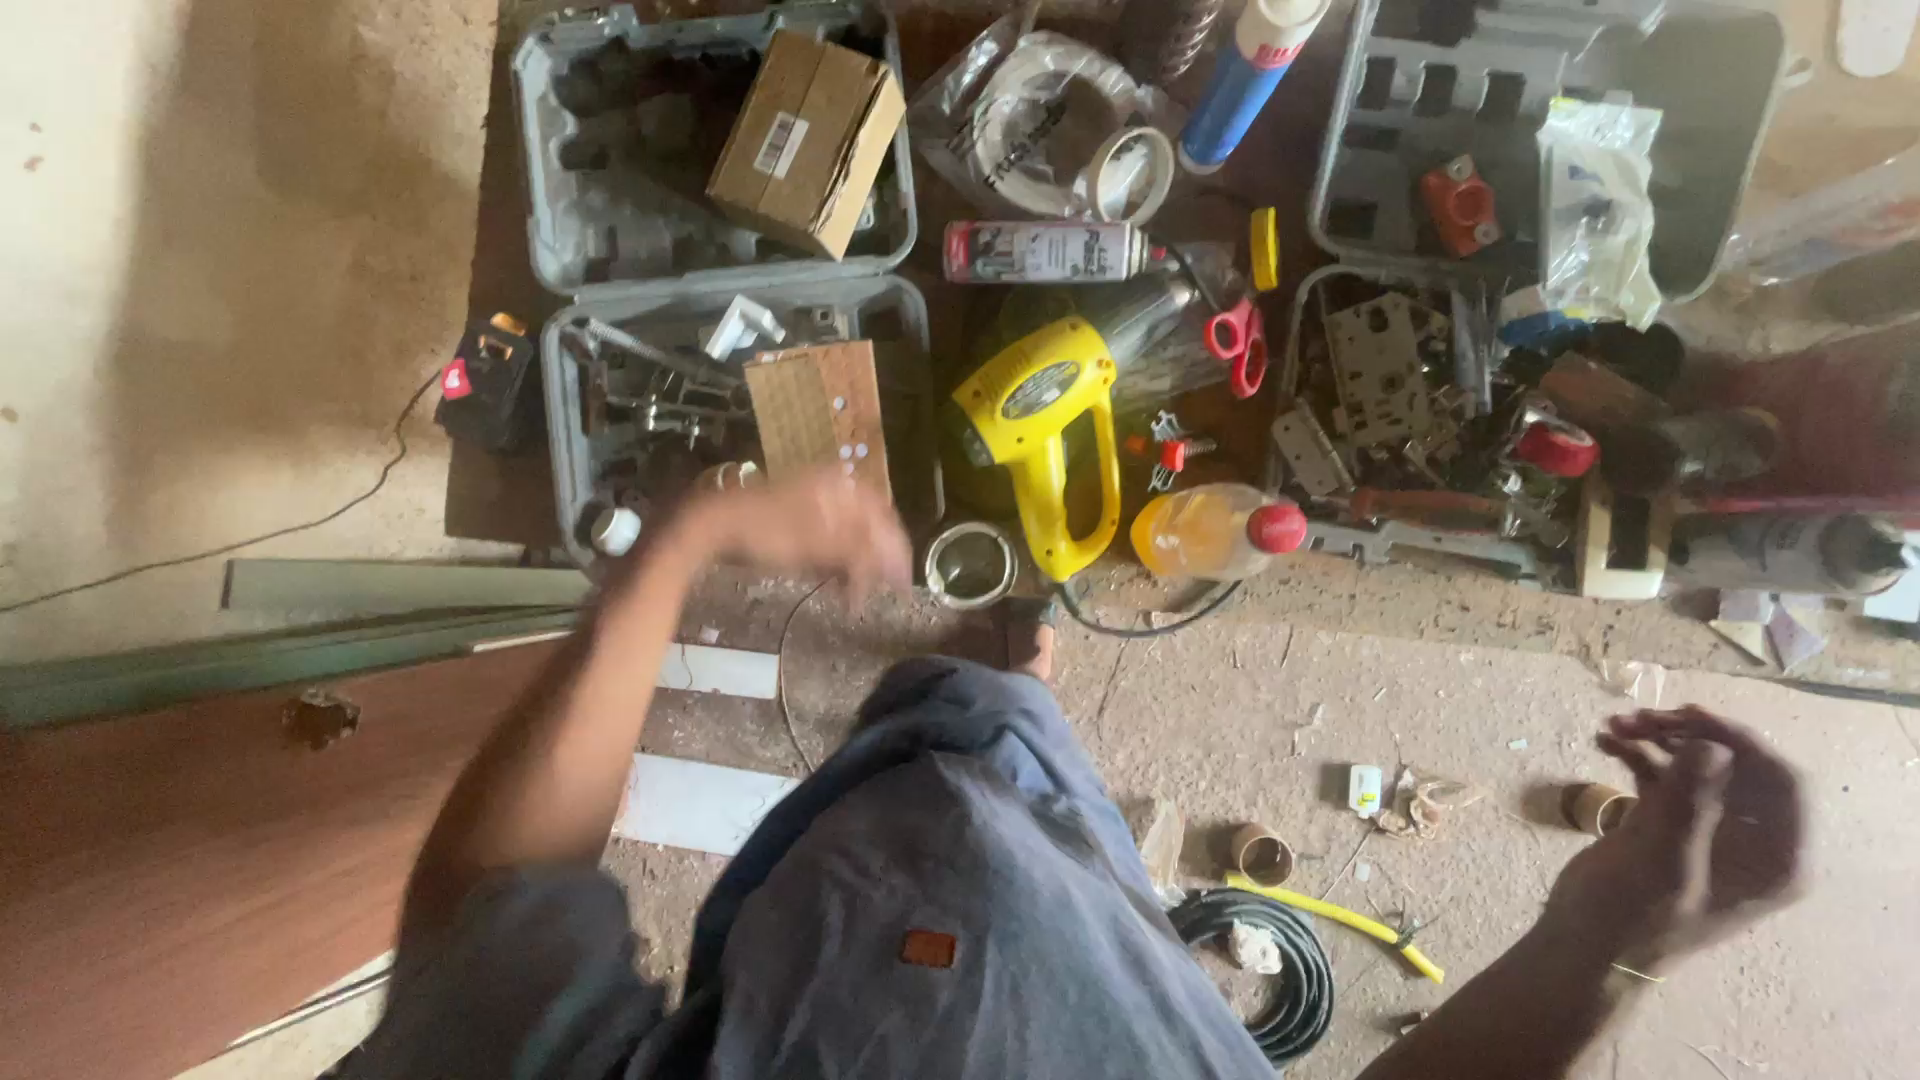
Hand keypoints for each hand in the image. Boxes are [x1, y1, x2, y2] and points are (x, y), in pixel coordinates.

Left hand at [677, 468, 912, 605]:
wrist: (713, 526)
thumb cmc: (768, 531)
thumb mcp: (819, 545)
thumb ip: (862, 553)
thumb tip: (899, 564)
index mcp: (841, 485)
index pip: (884, 518)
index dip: (895, 551)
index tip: (901, 582)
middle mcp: (833, 488)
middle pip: (867, 528)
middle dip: (872, 563)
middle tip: (874, 593)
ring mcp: (814, 501)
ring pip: (847, 537)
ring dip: (852, 567)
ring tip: (851, 596)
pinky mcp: (799, 517)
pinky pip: (828, 540)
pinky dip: (833, 563)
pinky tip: (832, 584)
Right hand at [1544, 707, 1803, 967]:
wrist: (1587, 941)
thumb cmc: (1633, 912)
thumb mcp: (1664, 860)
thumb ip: (1689, 804)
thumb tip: (1713, 746)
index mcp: (1774, 856)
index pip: (1780, 781)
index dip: (1740, 740)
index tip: (1686, 714)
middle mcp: (1749, 838)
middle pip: (1736, 766)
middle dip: (1687, 734)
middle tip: (1635, 716)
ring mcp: (1705, 829)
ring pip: (1695, 765)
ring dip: (1656, 739)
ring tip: (1612, 725)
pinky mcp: (1666, 824)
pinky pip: (1663, 776)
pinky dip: (1635, 754)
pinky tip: (1603, 742)